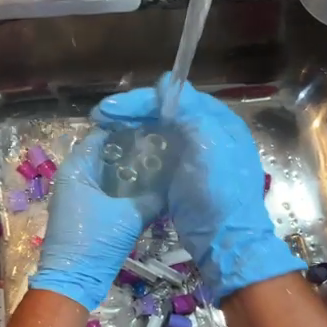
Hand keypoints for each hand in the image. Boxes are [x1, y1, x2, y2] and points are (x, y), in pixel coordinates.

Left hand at [28, 130, 162, 312]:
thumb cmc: (96, 243)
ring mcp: (76, 194)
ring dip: (128, 169)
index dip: (126, 128)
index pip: (101, 135)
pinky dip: (122, 186)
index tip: (152, 124)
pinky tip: (146, 186)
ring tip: (159, 161)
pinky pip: (104, 189)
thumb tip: (176, 182)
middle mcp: (73, 176)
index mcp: (77, 169)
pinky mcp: (83, 210)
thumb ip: (154, 198)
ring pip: (105, 172)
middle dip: (131, 148)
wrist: (73, 281)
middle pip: (104, 153)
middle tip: (161, 142)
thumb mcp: (130, 217)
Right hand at [94, 75, 302, 299]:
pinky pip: (158, 153)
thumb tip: (165, 82)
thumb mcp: (207, 144)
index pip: (173, 97)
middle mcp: (207, 134)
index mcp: (216, 121)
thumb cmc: (218, 193)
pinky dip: (139, 149)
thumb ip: (189, 110)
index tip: (108, 110)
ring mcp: (195, 157)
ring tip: (105, 131)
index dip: (139, 100)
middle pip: (164, 112)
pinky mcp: (182, 178)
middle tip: (99, 118)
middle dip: (131, 112)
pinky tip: (121, 152)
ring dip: (132, 128)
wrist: (227, 243)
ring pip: (159, 131)